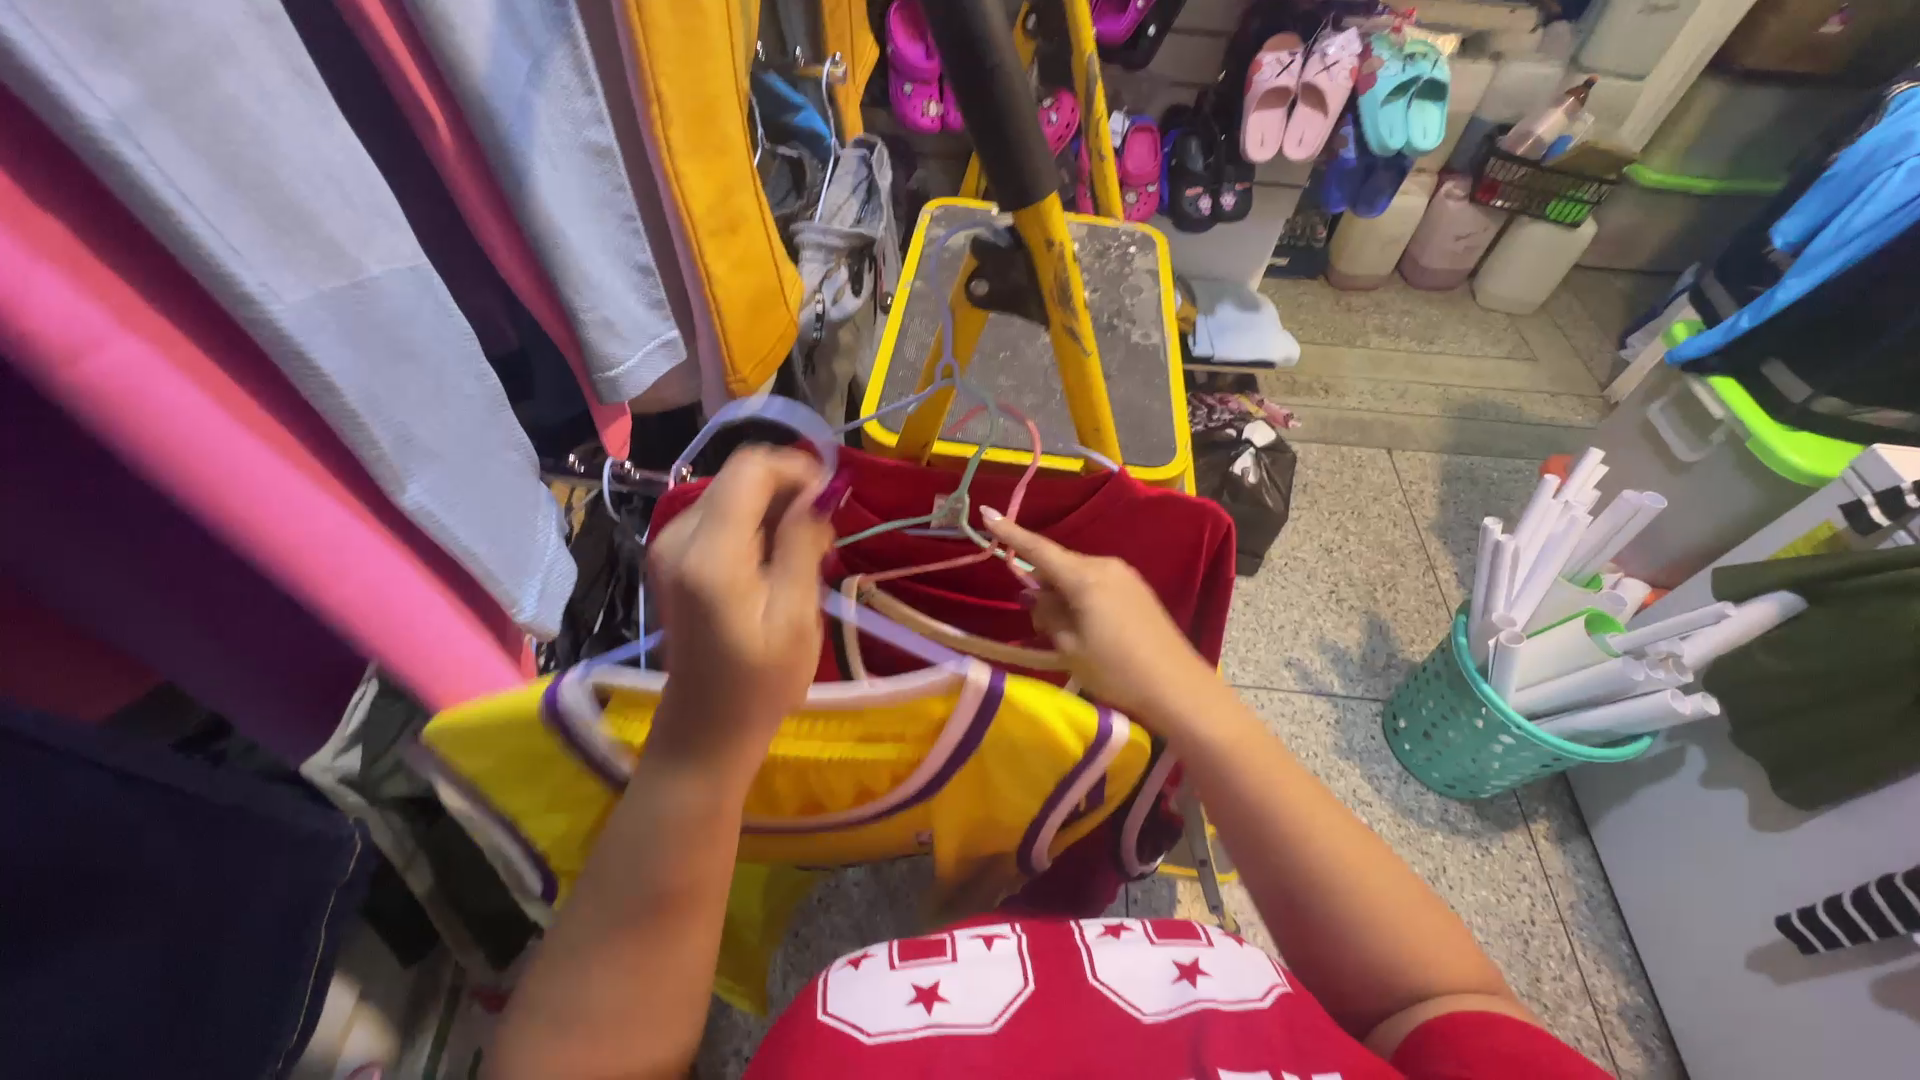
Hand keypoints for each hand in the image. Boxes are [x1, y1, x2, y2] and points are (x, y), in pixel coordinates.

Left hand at [646, 447, 836, 775]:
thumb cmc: (761, 681)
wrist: (707, 727)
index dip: (796, 469)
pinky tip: (775, 561)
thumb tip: (822, 489)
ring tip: (804, 551)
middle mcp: (679, 535)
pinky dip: (755, 524)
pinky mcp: (674, 555)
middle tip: (823, 535)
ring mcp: (670, 544)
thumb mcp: (795, 615)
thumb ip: (803, 543)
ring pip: (733, 492)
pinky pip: (721, 515)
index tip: (831, 500)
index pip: (750, 467)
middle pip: (740, 476)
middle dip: (788, 490)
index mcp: (710, 552)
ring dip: (774, 508)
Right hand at [981, 508, 1221, 726]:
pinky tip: (1087, 628)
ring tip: (1064, 633)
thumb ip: (1047, 614)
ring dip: (1062, 594)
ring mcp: (1126, 576)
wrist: (1178, 688)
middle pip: (1059, 565)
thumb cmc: (1117, 671)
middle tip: (1037, 622)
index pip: (1038, 549)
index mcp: (1085, 577)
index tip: (986, 512)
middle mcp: (1106, 566)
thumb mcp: (1070, 648)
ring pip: (1078, 576)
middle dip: (1041, 584)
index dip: (1010, 533)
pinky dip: (1082, 598)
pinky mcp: (1138, 591)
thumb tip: (1035, 595)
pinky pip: (1097, 584)